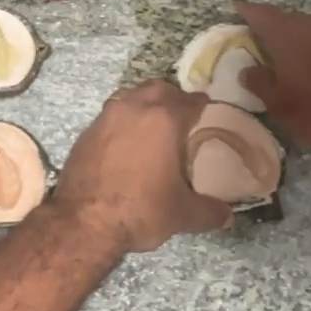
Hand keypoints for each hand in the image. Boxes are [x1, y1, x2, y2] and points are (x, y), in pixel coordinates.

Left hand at [51, 80, 231, 253]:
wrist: (83, 221)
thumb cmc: (140, 210)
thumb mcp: (182, 214)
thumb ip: (209, 211)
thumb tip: (227, 216)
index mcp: (164, 120)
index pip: (189, 101)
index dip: (200, 103)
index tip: (204, 105)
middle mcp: (134, 109)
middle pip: (158, 89)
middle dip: (172, 96)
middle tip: (181, 111)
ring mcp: (106, 117)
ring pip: (131, 97)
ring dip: (144, 103)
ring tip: (153, 123)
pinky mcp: (86, 132)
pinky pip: (111, 115)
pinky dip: (123, 120)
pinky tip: (125, 140)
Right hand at [236, 0, 310, 148]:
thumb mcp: (280, 104)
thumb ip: (259, 83)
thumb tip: (246, 70)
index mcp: (287, 33)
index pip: (260, 13)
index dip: (247, 10)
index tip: (237, 7)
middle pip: (286, 19)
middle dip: (272, 27)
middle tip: (261, 39)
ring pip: (310, 28)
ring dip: (298, 38)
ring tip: (290, 55)